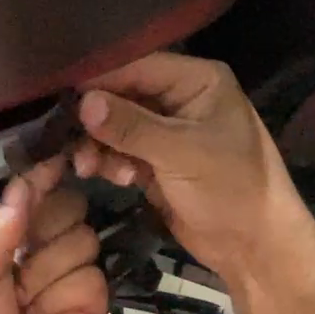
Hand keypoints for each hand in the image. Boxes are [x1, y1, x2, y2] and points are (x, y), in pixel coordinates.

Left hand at [0, 158, 108, 313]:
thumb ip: (0, 231)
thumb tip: (23, 184)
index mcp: (8, 242)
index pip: (34, 197)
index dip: (45, 180)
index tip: (59, 160)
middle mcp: (42, 254)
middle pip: (70, 210)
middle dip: (48, 231)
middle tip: (23, 263)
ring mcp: (69, 279)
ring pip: (84, 243)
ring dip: (51, 274)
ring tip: (28, 305)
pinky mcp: (92, 307)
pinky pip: (95, 279)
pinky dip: (69, 297)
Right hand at [72, 52, 310, 284]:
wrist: (254, 247)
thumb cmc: (230, 189)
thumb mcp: (181, 153)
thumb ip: (131, 126)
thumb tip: (83, 102)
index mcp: (198, 80)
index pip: (138, 66)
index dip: (99, 80)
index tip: (60, 96)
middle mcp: (182, 98)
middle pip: (123, 96)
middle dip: (96, 120)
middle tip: (71, 143)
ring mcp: (169, 132)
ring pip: (118, 127)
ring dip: (101, 146)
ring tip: (89, 168)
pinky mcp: (158, 163)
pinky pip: (123, 152)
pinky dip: (112, 162)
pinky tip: (117, 179)